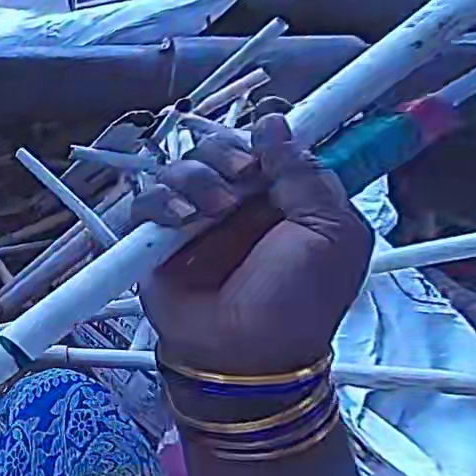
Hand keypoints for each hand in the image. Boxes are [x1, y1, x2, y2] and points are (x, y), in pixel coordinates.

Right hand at [137, 114, 371, 375]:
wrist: (241, 350)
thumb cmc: (296, 302)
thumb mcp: (331, 235)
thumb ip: (307, 177)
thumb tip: (276, 125)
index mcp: (283, 199)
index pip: (265, 148)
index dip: (262, 137)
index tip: (265, 134)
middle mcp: (235, 203)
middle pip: (215, 151)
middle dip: (225, 155)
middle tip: (240, 177)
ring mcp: (192, 220)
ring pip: (178, 170)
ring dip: (194, 180)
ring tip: (210, 211)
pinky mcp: (154, 239)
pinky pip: (145, 203)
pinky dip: (159, 203)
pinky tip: (181, 221)